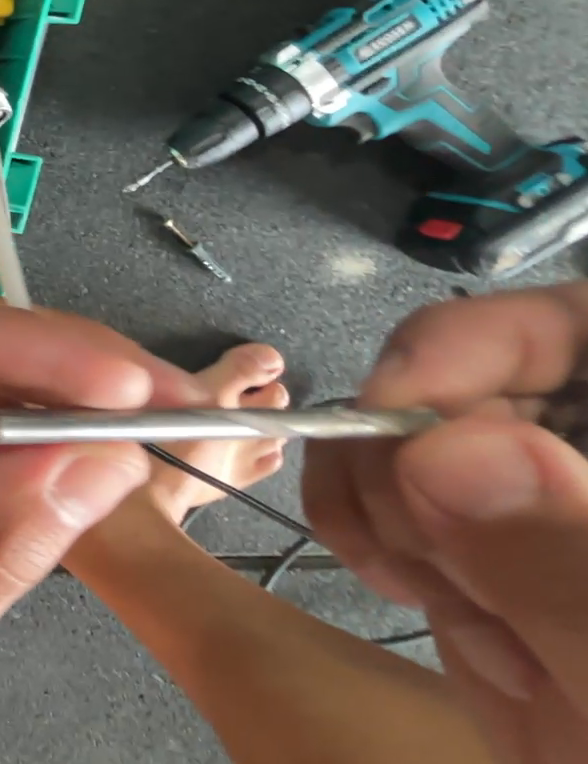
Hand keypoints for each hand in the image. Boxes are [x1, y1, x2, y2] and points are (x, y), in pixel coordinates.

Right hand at [305, 282, 587, 763]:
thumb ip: (570, 568)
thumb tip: (444, 449)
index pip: (577, 325)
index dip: (481, 338)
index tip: (397, 406)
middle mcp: (580, 453)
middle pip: (463, 376)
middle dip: (408, 450)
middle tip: (428, 548)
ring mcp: (522, 493)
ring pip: (395, 427)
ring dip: (380, 505)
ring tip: (445, 598)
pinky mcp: (464, 530)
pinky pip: (366, 480)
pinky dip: (357, 528)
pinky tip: (413, 592)